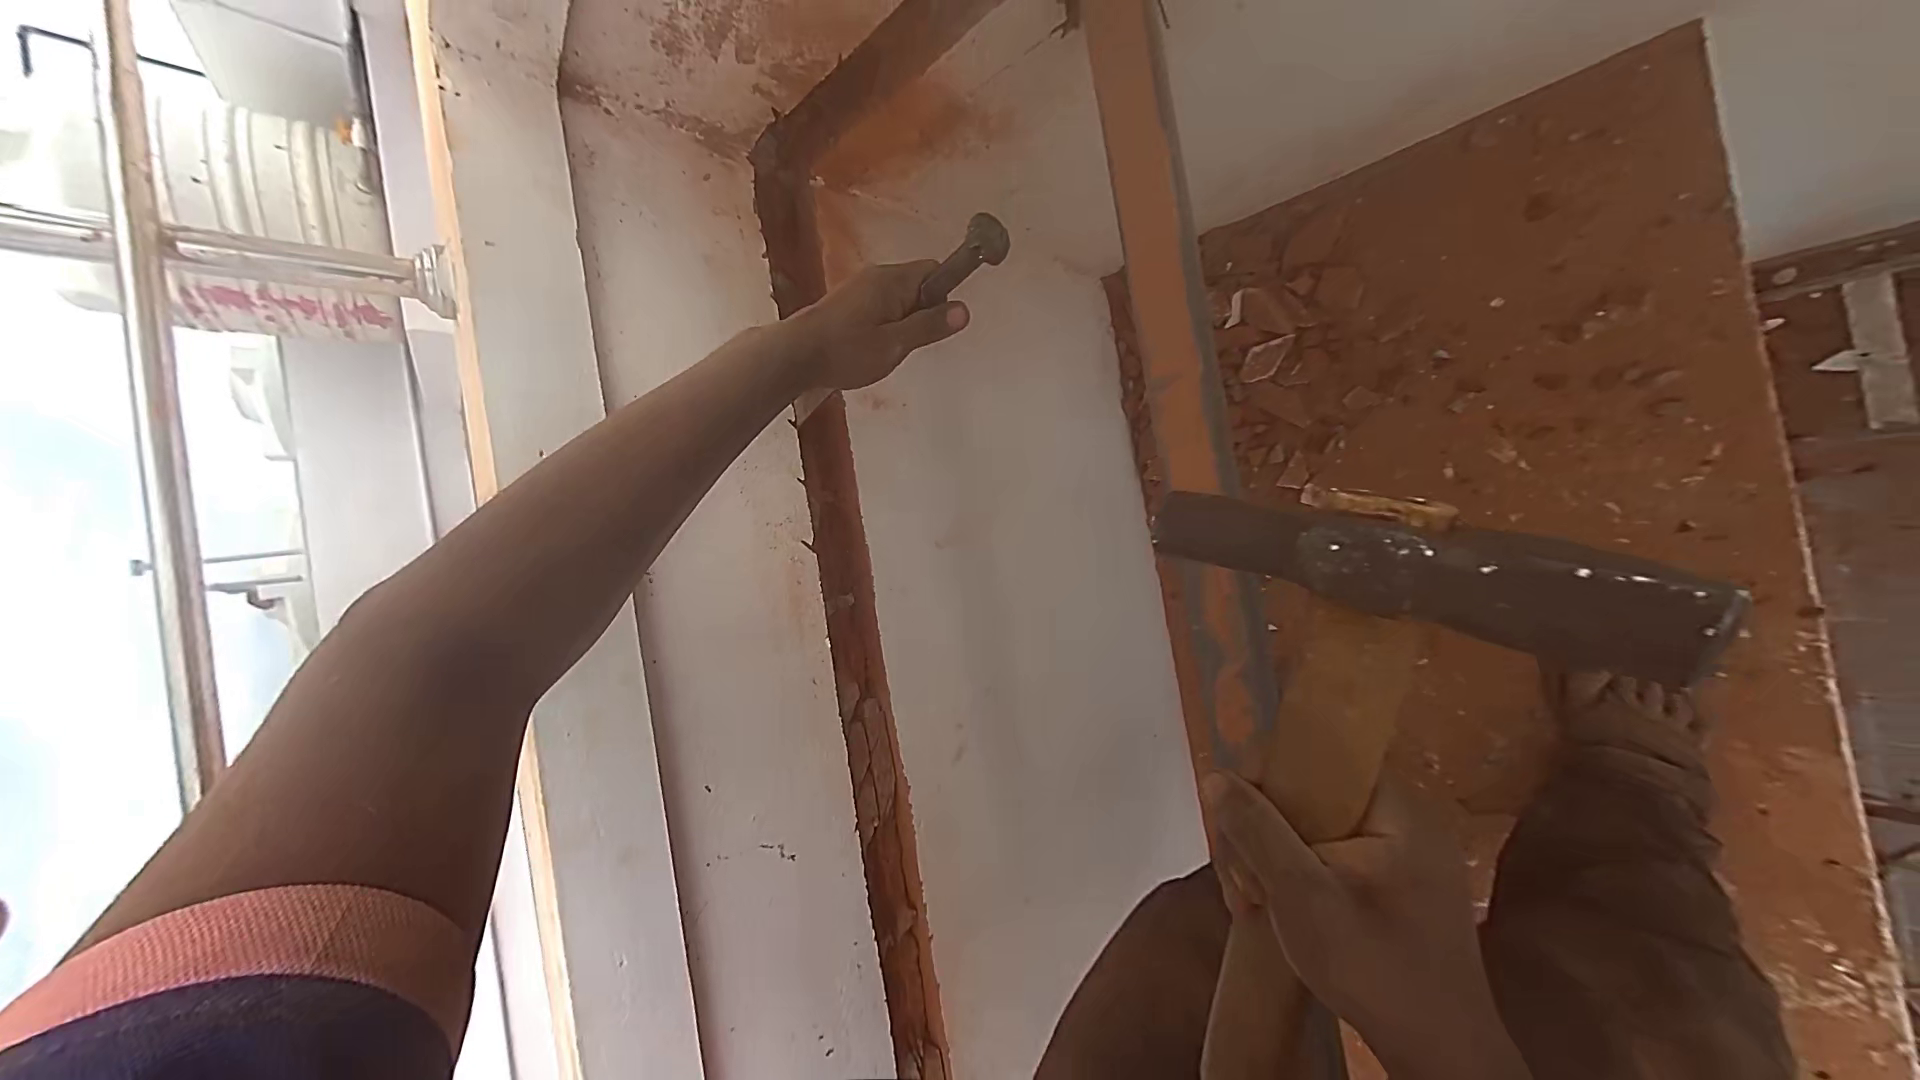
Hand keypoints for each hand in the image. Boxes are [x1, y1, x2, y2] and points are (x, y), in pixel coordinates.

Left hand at [790, 261, 969, 390]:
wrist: (794, 356)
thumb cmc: (846, 350)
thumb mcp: (895, 344)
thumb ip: (929, 326)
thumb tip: (963, 310)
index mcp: (892, 280)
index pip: (934, 271)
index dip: (945, 295)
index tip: (939, 324)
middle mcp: (877, 276)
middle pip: (917, 286)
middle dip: (924, 313)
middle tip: (911, 343)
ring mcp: (860, 289)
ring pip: (899, 300)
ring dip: (904, 323)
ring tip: (890, 350)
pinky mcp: (848, 304)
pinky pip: (881, 308)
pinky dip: (886, 326)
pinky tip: (873, 349)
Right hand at [1202, 772, 1530, 1079]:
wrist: (1439, 1058)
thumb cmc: (1377, 974)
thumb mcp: (1303, 896)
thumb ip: (1257, 830)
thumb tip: (1215, 777)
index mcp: (1396, 807)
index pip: (1312, 755)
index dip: (1264, 779)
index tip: (1239, 829)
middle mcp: (1398, 815)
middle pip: (1301, 787)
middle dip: (1257, 829)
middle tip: (1244, 881)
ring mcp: (1392, 845)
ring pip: (1301, 817)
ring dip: (1264, 852)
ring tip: (1252, 899)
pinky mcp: (1381, 872)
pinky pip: (1315, 843)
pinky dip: (1285, 866)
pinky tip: (1268, 900)